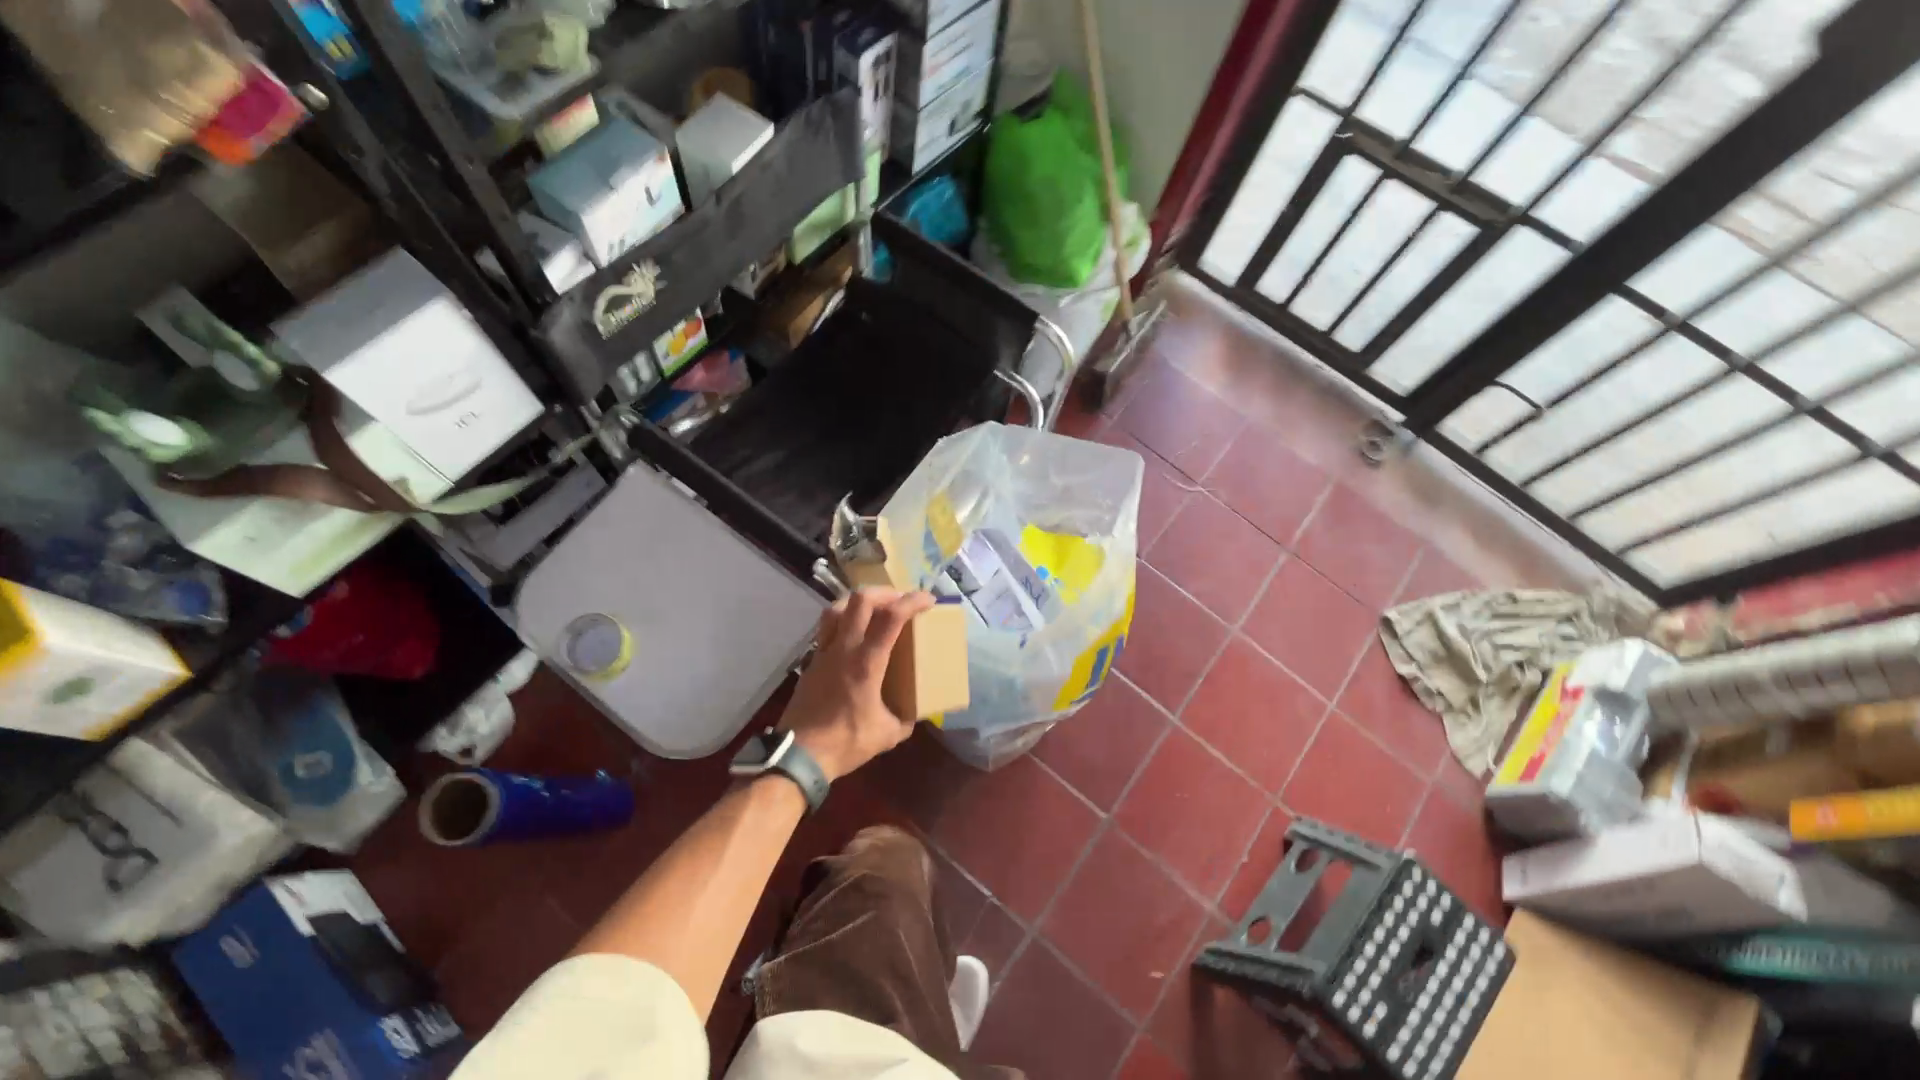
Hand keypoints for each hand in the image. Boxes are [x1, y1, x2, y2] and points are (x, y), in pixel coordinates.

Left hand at [780, 587, 936, 781]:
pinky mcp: (811, 662)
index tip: (929, 600)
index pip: (891, 617)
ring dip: (858, 601)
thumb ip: (905, 718)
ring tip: (873, 610)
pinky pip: (826, 629)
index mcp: (867, 662)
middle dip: (885, 593)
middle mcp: (844, 649)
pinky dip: (842, 621)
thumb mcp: (887, 734)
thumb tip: (914, 712)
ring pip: (837, 608)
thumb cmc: (846, 743)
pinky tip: (851, 636)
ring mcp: (823, 653)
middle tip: (900, 601)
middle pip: (861, 600)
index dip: (912, 601)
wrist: (800, 755)